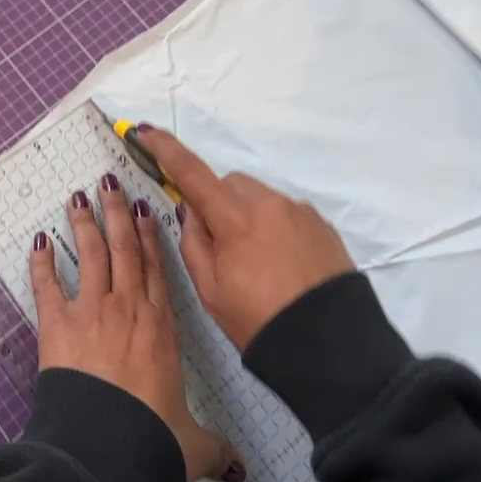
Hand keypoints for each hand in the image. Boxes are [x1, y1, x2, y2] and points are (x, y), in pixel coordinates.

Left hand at [31, 173, 244, 481]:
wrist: (108, 450)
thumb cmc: (154, 440)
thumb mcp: (193, 443)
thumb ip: (214, 445)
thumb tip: (237, 467)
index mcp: (161, 325)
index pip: (156, 267)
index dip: (149, 234)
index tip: (143, 206)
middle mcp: (129, 307)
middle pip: (123, 247)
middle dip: (116, 211)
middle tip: (108, 181)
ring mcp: (92, 310)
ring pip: (91, 253)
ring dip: (83, 222)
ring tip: (77, 195)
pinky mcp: (58, 323)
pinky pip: (48, 284)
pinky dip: (42, 261)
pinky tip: (39, 241)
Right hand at [135, 125, 355, 349]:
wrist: (333, 350)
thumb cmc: (260, 322)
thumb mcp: (211, 291)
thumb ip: (193, 243)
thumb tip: (191, 211)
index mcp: (236, 218)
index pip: (192, 173)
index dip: (166, 150)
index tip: (147, 131)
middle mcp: (269, 203)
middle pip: (230, 185)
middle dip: (218, 203)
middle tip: (219, 245)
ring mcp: (300, 212)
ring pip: (259, 199)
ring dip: (247, 217)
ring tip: (257, 264)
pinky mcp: (322, 226)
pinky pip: (286, 215)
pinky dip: (275, 230)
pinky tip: (282, 267)